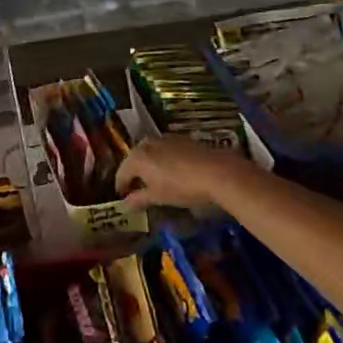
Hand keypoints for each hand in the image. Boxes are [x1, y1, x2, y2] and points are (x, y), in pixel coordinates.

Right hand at [114, 135, 250, 211]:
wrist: (220, 173)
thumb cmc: (182, 187)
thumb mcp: (158, 197)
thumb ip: (139, 199)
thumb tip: (126, 204)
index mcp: (135, 158)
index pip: (121, 174)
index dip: (121, 187)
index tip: (124, 198)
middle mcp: (146, 144)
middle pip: (135, 161)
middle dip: (135, 175)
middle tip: (140, 189)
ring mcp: (165, 139)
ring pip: (151, 154)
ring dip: (151, 166)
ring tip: (158, 180)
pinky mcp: (183, 139)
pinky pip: (166, 150)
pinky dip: (166, 160)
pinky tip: (175, 171)